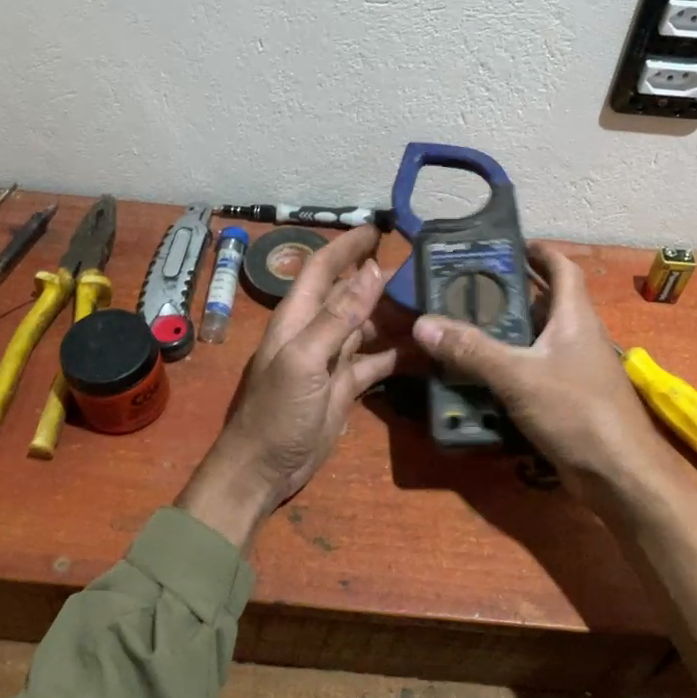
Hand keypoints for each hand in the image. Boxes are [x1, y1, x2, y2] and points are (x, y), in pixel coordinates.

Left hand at [177, 225, 397, 545]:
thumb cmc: (276, 413)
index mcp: (298, 318)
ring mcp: (331, 360)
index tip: (378, 229)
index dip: (347, 247)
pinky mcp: (346, 387)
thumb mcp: (305, 360)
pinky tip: (426, 348)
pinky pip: (376, 361)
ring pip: (367, 326)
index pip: (323, 269)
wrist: (264, 469)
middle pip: (350, 295)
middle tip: (422, 267)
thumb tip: (372, 271)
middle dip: (380, 278)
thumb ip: (338, 317)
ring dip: (394, 314)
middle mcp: (315, 332)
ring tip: (432, 302)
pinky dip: (399, 353)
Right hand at [411, 243, 661, 482]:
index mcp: (575, 317)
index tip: (506, 245)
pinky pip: (532, 375)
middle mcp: (577, 337)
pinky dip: (507, 371)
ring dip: (505, 335)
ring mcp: (574, 371)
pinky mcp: (567, 401)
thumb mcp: (518, 376)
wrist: (619, 474)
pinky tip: (477, 378)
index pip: (561, 269)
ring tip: (462, 329)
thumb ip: (471, 350)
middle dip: (508, 295)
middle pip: (543, 304)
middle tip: (465, 290)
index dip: (538, 252)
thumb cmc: (577, 411)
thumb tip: (423, 323)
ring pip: (535, 342)